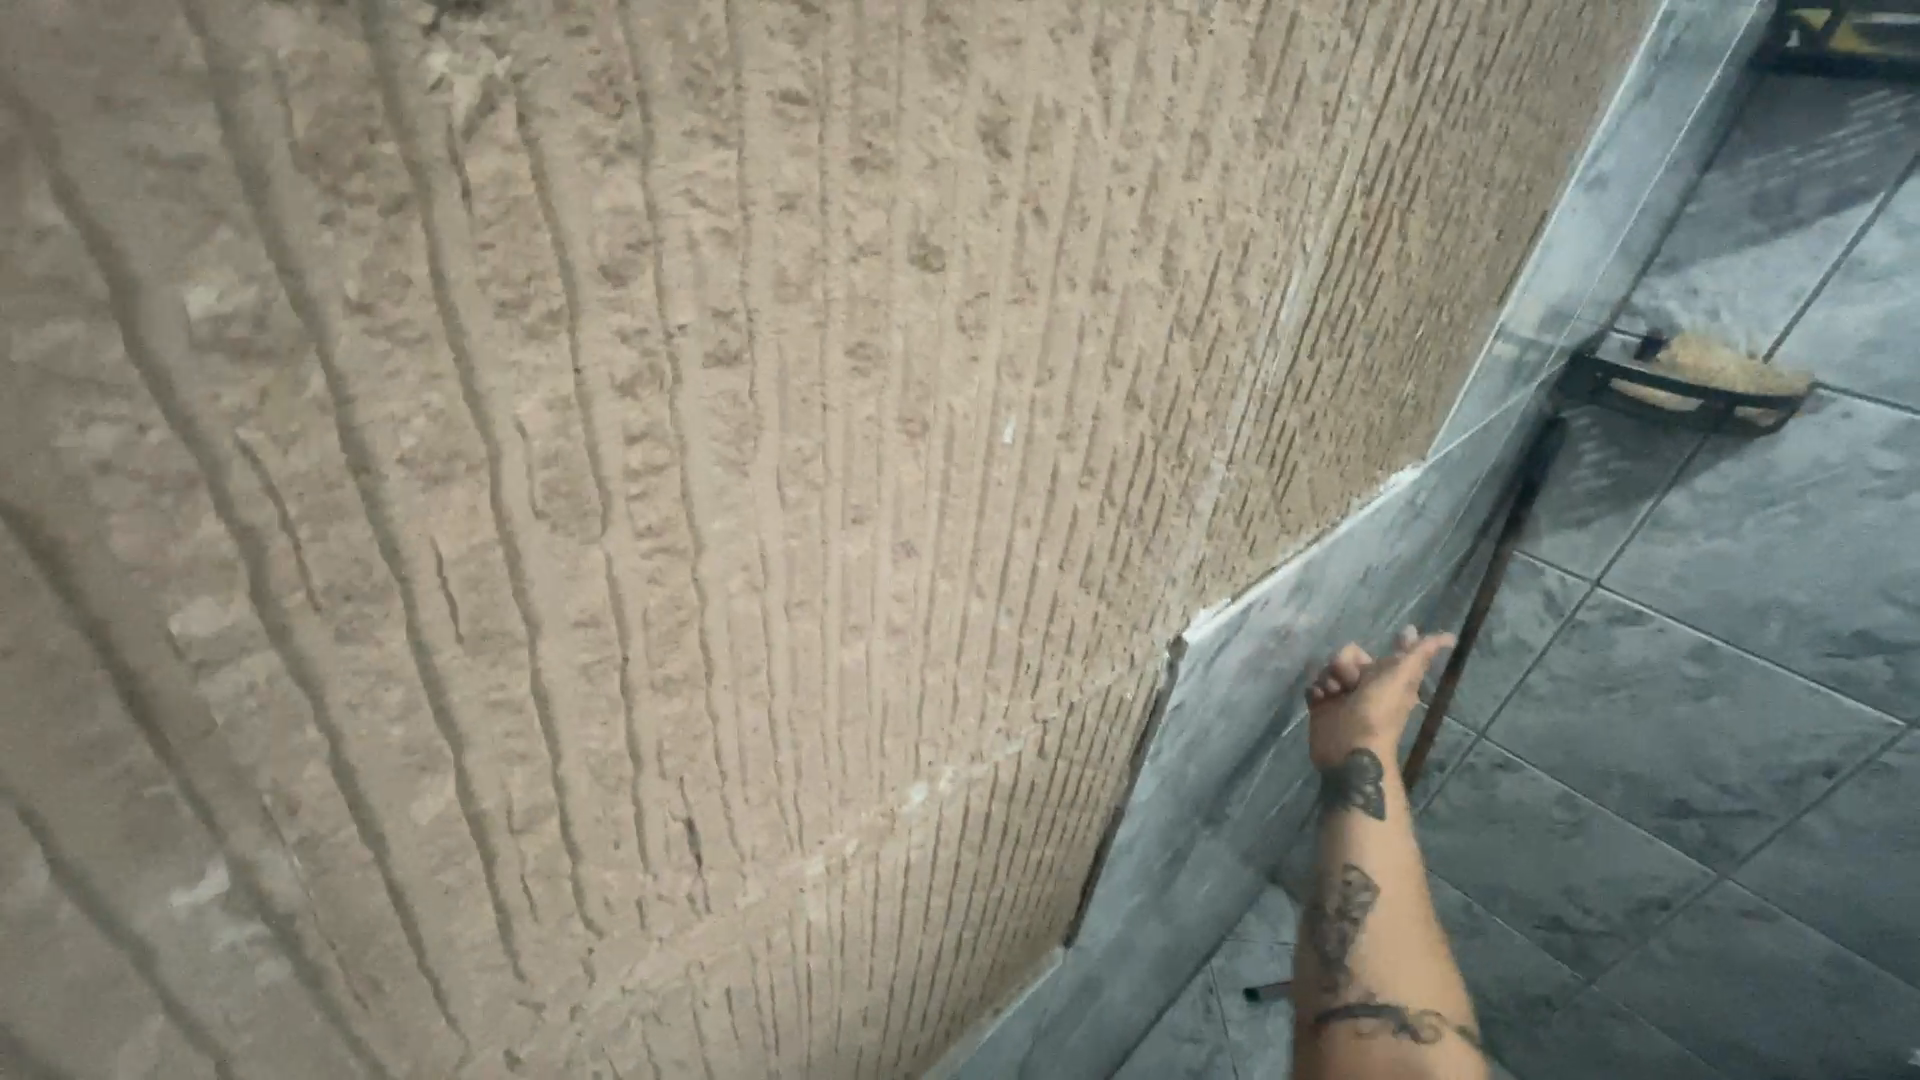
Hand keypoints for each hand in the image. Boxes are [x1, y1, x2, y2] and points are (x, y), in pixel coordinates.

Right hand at [1306, 626, 1454, 770]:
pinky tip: (1320, 699)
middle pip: (1348, 655)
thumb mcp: (1401, 679)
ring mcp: (1343, 696)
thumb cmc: (1378, 714)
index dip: (1401, 642)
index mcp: (1389, 678)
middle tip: (1350, 681)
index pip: (1397, 653)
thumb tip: (1450, 637)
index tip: (1404, 631)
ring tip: (1332, 694)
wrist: (1349, 748)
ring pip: (1328, 669)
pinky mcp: (1322, 706)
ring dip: (1327, 678)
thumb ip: (1418, 655)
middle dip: (1344, 663)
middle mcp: (1367, 684)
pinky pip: (1313, 685)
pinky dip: (1315, 691)